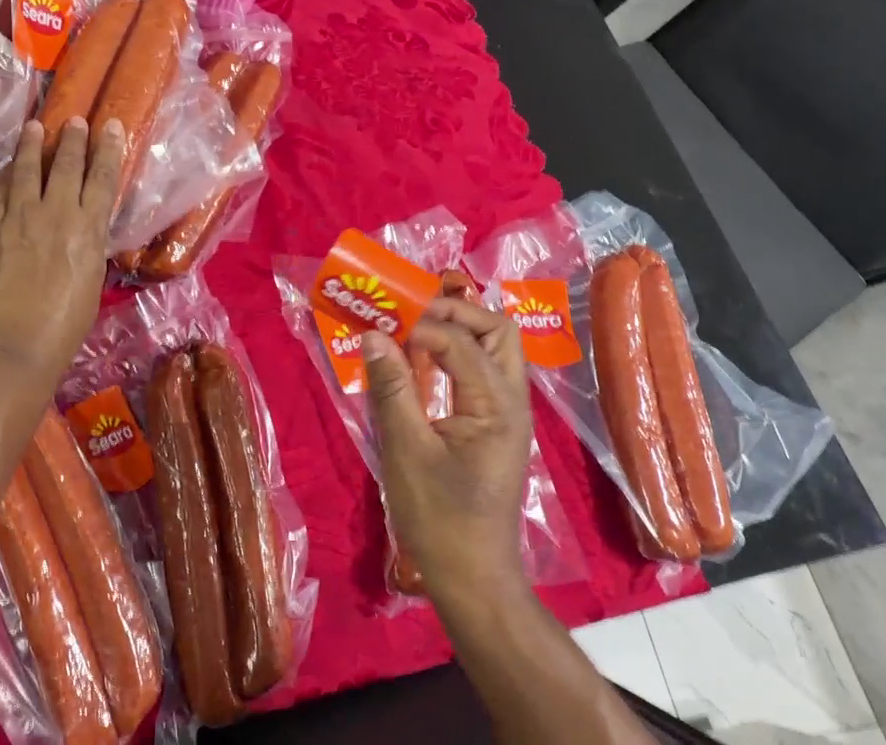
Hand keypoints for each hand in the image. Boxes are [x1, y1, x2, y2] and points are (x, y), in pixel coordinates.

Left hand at [0, 117, 124, 383]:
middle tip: (75, 120)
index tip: (110, 126)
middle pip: (65, 166)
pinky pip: (1, 193)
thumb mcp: (92, 280)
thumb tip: (86, 229)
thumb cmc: (66, 323)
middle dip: (73, 139)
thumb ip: (88, 246)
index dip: (107, 150)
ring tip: (35, 127)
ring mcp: (21, 218)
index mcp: (88, 229)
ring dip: (32, 146)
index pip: (102, 179)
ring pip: (27, 171)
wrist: (18, 341)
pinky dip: (7, 176)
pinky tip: (8, 167)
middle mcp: (56, 214)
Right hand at [361, 298, 533, 599]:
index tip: (380, 326)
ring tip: (410, 333)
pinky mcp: (495, 427)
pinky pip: (481, 373)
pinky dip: (453, 356)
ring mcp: (508, 414)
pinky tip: (419, 365)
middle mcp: (512, 401)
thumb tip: (372, 334)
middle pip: (497, 331)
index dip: (420, 325)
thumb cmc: (438, 516)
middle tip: (407, 315)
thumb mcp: (406, 449)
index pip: (461, 341)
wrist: (472, 574)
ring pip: (494, 349)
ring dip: (456, 331)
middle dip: (454, 312)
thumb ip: (391, 388)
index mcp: (497, 406)